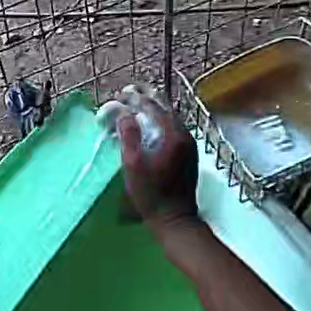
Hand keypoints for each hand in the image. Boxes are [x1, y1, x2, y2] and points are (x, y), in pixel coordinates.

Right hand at [115, 95, 200, 230]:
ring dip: (153, 108)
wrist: (175, 219)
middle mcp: (184, 135)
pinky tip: (149, 123)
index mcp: (172, 135)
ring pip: (170, 116)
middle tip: (128, 91)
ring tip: (136, 103)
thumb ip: (129, 136)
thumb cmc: (151, 194)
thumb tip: (123, 112)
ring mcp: (189, 144)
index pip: (153, 107)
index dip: (136, 98)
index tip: (120, 94)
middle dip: (146, 97)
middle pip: (165, 107)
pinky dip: (159, 120)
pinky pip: (173, 127)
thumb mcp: (133, 165)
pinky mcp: (188, 152)